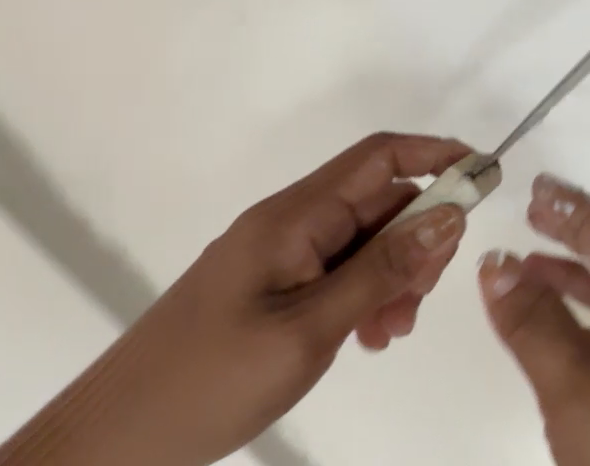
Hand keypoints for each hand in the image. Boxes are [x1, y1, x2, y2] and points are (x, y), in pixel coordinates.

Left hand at [0, 133, 472, 465]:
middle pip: (384, 202)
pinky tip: (371, 335)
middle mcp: (291, 225)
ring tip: (392, 329)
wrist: (101, 452)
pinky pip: (346, 271)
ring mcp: (283, 257)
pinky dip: (372, 294)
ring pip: (371, 241)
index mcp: (294, 217)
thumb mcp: (310, 328)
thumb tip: (452, 214)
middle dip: (422, 238)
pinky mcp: (277, 289)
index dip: (440, 154)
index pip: (382, 157)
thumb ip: (385, 268)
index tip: (487, 178)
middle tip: (425, 293)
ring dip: (399, 274)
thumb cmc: (206, 382)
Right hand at [480, 175, 589, 465]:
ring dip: (573, 272)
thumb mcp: (576, 382)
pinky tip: (559, 326)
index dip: (570, 205)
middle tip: (532, 209)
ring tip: (528, 263)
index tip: (537, 183)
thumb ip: (536, 323)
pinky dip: (583, 311)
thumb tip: (498, 262)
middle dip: (572, 230)